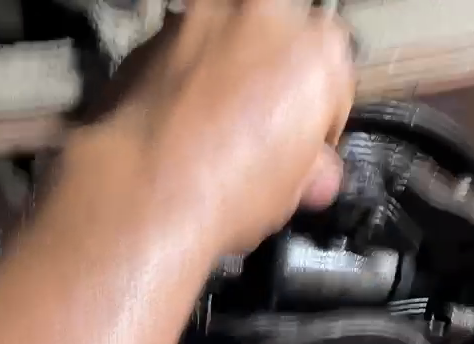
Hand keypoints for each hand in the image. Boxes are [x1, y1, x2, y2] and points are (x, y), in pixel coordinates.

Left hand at [60, 0, 357, 256]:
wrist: (142, 194)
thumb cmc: (225, 192)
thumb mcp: (289, 196)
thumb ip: (309, 170)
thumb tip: (314, 177)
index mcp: (318, 47)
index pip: (331, 86)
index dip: (314, 131)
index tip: (297, 161)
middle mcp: (261, 14)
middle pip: (274, 54)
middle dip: (265, 94)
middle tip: (249, 151)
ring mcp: (198, 20)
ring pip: (220, 52)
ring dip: (217, 86)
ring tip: (203, 148)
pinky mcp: (146, 43)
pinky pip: (172, 66)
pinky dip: (174, 93)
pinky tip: (168, 140)